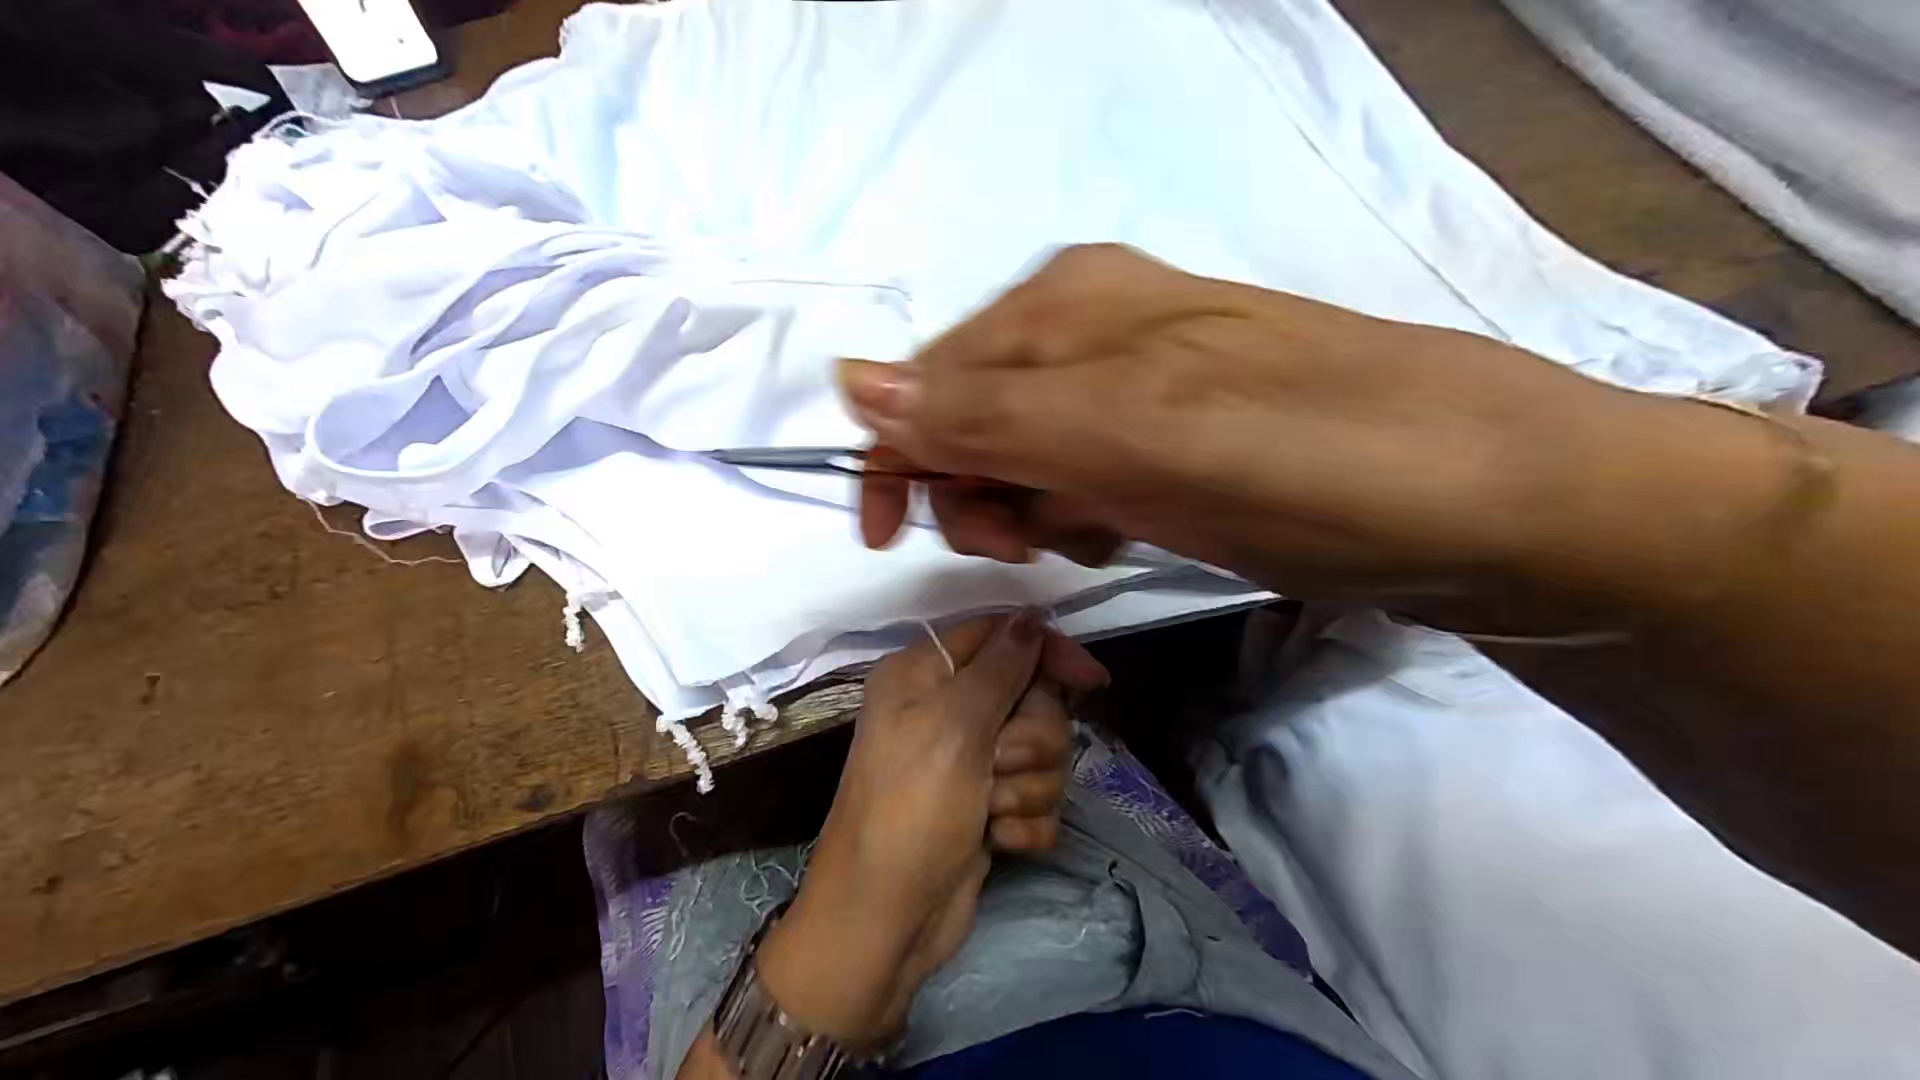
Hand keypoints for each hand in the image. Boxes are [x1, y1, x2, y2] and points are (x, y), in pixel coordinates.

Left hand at [752, 612, 1106, 1048]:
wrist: (886, 920)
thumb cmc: (912, 807)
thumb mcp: (953, 724)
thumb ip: (1000, 665)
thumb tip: (1030, 616)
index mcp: (927, 674)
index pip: (1002, 636)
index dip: (1047, 652)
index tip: (1090, 680)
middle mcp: (950, 710)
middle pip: (1034, 698)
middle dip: (1030, 739)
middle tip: (998, 765)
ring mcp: (972, 761)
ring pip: (1044, 752)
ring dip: (1027, 786)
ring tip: (990, 811)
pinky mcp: (991, 806)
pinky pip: (1039, 798)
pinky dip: (1024, 822)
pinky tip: (996, 841)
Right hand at [839, 244, 1787, 624]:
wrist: (1493, 504)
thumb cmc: (1308, 460)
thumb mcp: (1131, 436)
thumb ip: (989, 414)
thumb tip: (852, 386)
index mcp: (1064, 307)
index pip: (927, 381)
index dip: (899, 460)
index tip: (894, 538)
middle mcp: (1090, 330)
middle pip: (969, 416)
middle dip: (972, 491)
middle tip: (1026, 546)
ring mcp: (1136, 384)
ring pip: (1022, 455)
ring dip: (1026, 511)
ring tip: (1091, 539)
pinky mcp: (1169, 437)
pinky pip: (1078, 478)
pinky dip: (1076, 517)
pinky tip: (1122, 533)